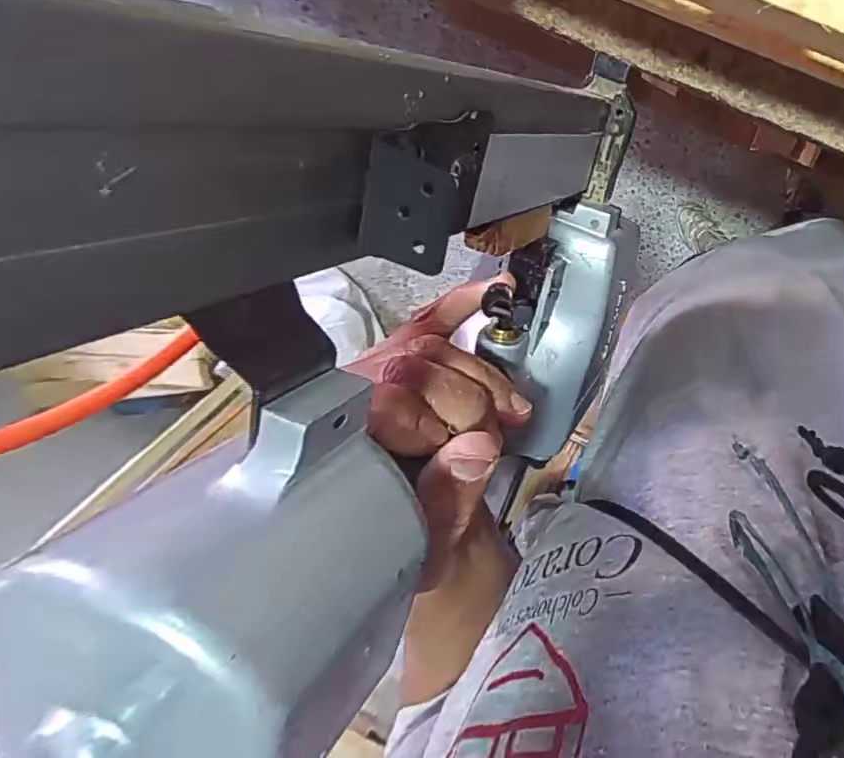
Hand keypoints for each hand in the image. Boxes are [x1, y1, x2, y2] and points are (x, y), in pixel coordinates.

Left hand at [346, 278, 530, 587]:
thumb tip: (474, 448)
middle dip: (475, 401)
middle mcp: (344, 398)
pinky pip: (430, 321)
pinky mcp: (398, 364)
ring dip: (485, 374)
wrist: (403, 543)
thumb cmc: (401, 550)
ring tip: (506, 409)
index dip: (455, 420)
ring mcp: (370, 375)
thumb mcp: (423, 544)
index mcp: (336, 439)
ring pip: (438, 342)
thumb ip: (447, 499)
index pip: (402, 395)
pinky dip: (460, 306)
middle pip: (425, 363)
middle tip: (493, 436)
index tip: (478, 451)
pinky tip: (490, 293)